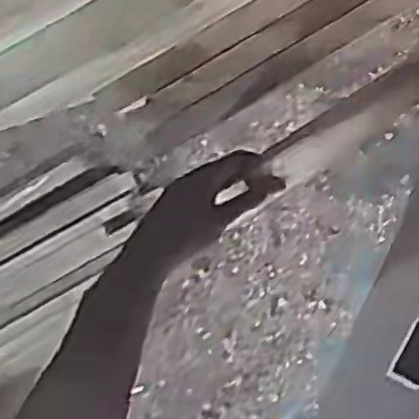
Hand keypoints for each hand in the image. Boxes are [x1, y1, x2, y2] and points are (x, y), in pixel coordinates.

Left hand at [122, 151, 284, 273]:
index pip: (239, 159)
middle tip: (264, 188)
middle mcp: (190, 177)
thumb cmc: (185, 238)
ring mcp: (178, 189)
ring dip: (233, 183)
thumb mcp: (222, 220)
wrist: (144, 260)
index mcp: (204, 176)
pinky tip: (221, 208)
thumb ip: (248, 200)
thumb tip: (274, 185)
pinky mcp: (170, 202)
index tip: (273, 178)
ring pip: (213, 177)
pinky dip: (218, 191)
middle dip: (247, 174)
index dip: (259, 165)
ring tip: (246, 198)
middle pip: (225, 166)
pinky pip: (201, 188)